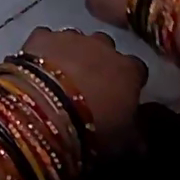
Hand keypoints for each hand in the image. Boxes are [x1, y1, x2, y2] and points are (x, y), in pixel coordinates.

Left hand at [18, 27, 147, 151]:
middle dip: (99, 60)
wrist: (47, 108)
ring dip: (71, 52)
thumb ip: (136, 138)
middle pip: (105, 47)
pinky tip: (37, 63)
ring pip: (75, 38)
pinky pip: (45, 37)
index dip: (129, 80)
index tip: (121, 95)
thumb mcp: (124, 144)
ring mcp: (70, 37)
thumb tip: (141, 143)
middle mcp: (102, 46)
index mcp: (128, 70)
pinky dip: (43, 47)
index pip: (137, 69)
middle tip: (88, 83)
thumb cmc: (94, 127)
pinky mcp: (41, 36)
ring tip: (60, 74)